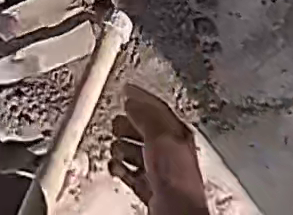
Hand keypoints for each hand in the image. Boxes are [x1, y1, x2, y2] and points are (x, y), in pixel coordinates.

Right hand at [111, 85, 209, 214]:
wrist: (176, 212)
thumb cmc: (177, 177)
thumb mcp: (159, 135)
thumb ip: (145, 115)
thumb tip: (131, 101)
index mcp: (179, 133)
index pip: (157, 108)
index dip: (140, 97)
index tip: (125, 90)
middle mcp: (172, 151)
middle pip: (145, 129)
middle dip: (127, 123)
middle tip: (115, 120)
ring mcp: (161, 172)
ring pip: (137, 151)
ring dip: (122, 146)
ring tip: (114, 144)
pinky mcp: (151, 189)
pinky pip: (132, 173)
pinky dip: (121, 167)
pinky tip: (115, 165)